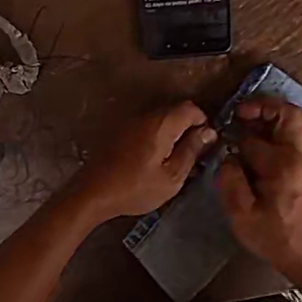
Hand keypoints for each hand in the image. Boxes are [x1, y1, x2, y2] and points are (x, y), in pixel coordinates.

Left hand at [66, 101, 216, 220]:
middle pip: (175, 111)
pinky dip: (156, 138)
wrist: (92, 193)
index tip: (204, 144)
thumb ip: (191, 151)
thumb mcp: (171, 177)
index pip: (190, 108)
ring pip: (160, 119)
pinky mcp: (120, 132)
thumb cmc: (134, 188)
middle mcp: (145, 117)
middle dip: (187, 128)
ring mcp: (130, 122)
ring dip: (172, 134)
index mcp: (160, 125)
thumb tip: (208, 132)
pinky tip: (154, 160)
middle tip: (191, 155)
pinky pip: (146, 127)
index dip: (202, 122)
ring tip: (172, 161)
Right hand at [216, 98, 301, 292]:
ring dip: (268, 117)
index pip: (251, 141)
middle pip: (289, 114)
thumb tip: (228, 159)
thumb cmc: (276, 239)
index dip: (233, 143)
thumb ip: (230, 182)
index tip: (221, 150)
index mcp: (282, 167)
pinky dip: (272, 131)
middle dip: (263, 106)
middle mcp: (297, 158)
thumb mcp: (242, 217)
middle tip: (239, 112)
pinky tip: (253, 144)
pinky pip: (290, 138)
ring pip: (292, 123)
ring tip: (243, 123)